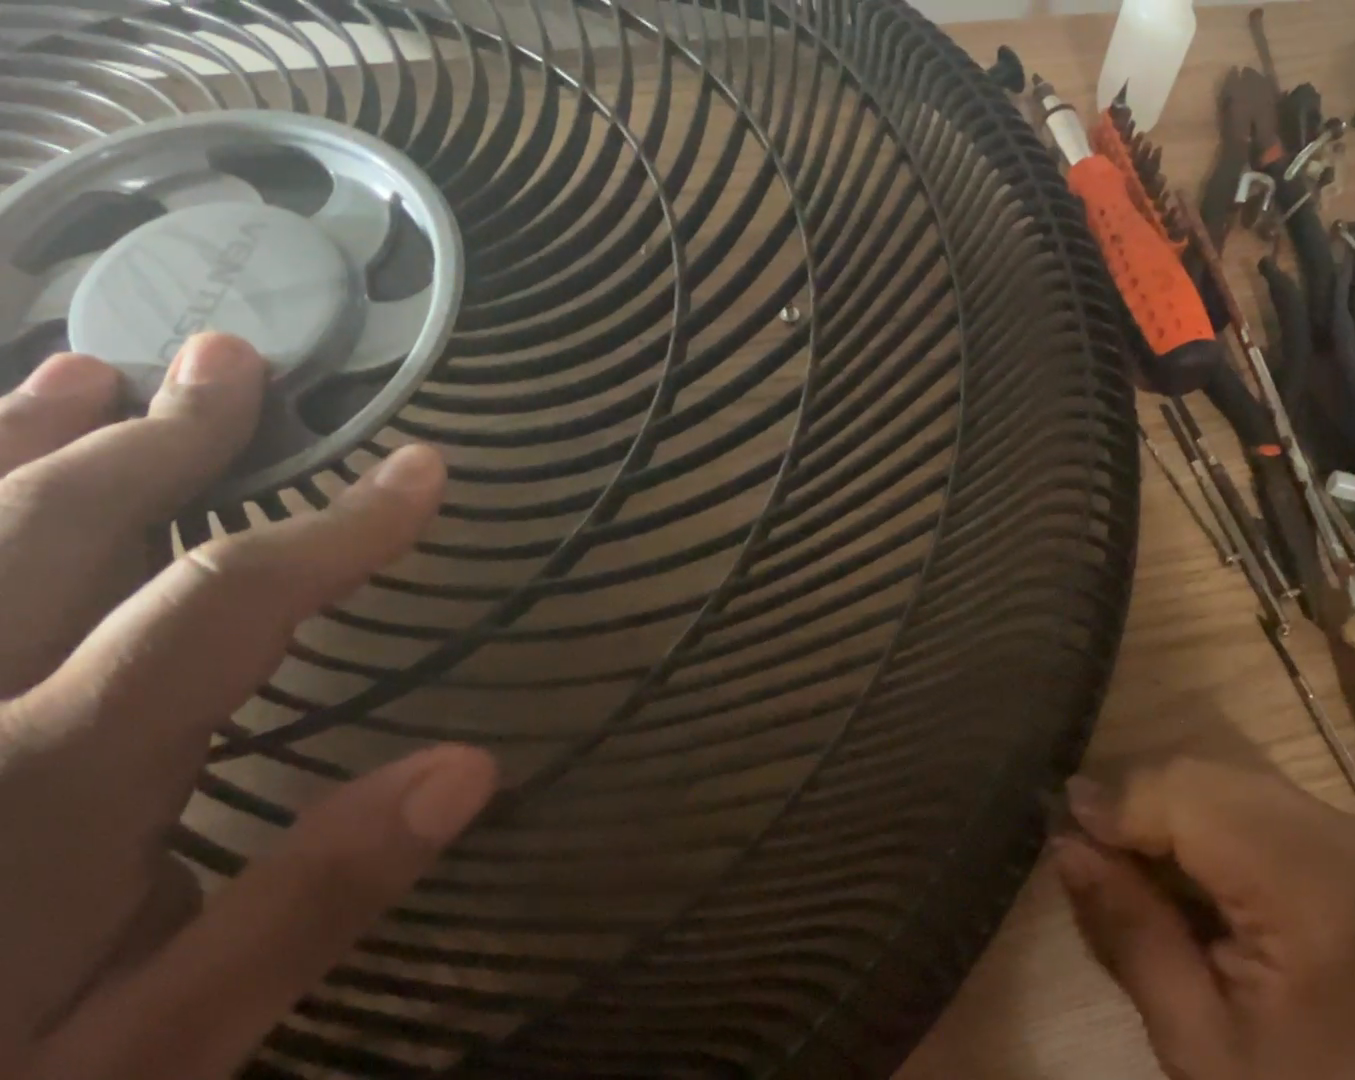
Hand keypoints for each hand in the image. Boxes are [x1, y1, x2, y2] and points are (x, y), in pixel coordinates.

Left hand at [0, 337, 498, 1079]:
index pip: (226, 606)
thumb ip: (308, 902)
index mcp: (41, 787)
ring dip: (19, 442)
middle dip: (168, 439)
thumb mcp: (163, 1048)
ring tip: (87, 375)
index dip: (339, 527)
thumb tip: (468, 770)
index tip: (423, 472)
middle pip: (60, 530)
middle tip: (235, 362)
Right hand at [1054, 759, 1354, 1079]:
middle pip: (1206, 778)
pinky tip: (1196, 881)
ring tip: (1140, 877)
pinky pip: (1258, 802)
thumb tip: (1065, 842)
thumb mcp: (1200, 1043)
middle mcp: (1341, 834)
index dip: (1116, 804)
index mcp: (1312, 886)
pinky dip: (1209, 824)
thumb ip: (1131, 935)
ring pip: (1228, 780)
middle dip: (1140, 806)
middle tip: (1094, 861)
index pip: (1186, 796)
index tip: (1061, 832)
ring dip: (1171, 813)